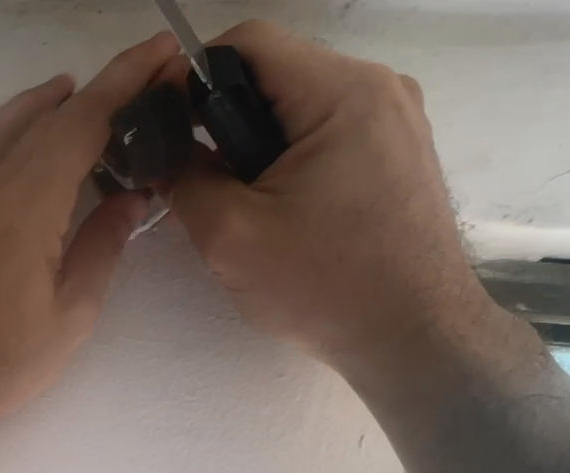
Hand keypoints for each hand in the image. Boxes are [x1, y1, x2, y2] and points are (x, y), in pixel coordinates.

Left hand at [0, 33, 180, 442]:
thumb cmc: (5, 363)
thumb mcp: (73, 313)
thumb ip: (103, 246)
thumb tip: (131, 197)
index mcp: (30, 205)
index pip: (84, 123)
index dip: (125, 82)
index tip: (158, 55)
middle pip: (38, 124)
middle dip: (87, 94)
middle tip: (123, 86)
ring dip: (25, 108)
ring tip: (58, 95)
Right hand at [162, 22, 507, 395]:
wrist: (410, 333)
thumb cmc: (322, 283)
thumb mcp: (229, 235)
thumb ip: (184, 181)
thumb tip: (161, 153)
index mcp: (341, 92)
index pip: (248, 43)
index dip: (188, 76)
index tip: (159, 126)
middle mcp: (377, 87)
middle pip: (272, 73)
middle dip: (217, 119)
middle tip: (185, 176)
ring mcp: (392, 118)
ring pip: (295, 106)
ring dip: (248, 144)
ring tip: (226, 201)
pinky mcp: (393, 150)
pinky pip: (321, 132)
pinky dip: (281, 158)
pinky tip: (267, 207)